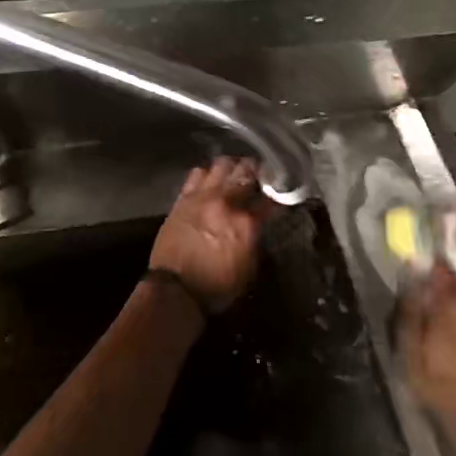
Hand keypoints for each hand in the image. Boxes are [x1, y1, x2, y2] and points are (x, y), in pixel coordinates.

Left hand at [150, 157, 272, 312]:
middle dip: (258, 171)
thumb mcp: (249, 268)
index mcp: (247, 223)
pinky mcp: (184, 198)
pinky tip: (211, 181)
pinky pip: (198, 173)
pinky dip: (208, 174)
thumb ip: (257, 239)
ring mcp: (203, 197)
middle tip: (262, 176)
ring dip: (233, 167)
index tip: (281, 192)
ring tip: (236, 174)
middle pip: (247, 171)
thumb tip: (260, 224)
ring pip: (223, 164)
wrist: (175, 291)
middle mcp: (226, 202)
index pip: (270, 198)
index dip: (279, 193)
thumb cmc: (216, 287)